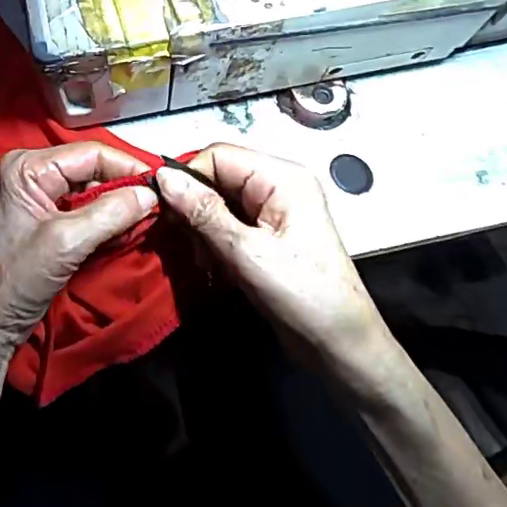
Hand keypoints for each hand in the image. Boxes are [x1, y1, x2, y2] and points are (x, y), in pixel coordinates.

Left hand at [0, 142, 157, 355]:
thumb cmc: (14, 279)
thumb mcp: (65, 243)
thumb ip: (109, 214)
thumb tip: (150, 193)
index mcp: (27, 167)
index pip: (89, 153)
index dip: (127, 166)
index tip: (162, 185)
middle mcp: (28, 172)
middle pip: (89, 168)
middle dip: (122, 186)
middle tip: (156, 205)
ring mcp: (33, 195)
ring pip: (87, 188)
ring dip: (114, 204)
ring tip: (144, 218)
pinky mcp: (39, 218)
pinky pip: (79, 207)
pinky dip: (101, 218)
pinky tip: (122, 230)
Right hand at [154, 144, 385, 373]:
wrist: (343, 350)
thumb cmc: (306, 298)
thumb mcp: (247, 253)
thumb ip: (203, 211)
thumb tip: (164, 177)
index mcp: (282, 178)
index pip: (217, 155)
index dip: (188, 178)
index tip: (168, 211)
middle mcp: (277, 184)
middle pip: (215, 176)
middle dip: (193, 206)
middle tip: (187, 242)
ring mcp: (271, 209)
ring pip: (215, 199)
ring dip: (200, 227)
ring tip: (202, 258)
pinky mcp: (264, 232)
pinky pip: (224, 220)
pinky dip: (210, 238)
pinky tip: (210, 263)